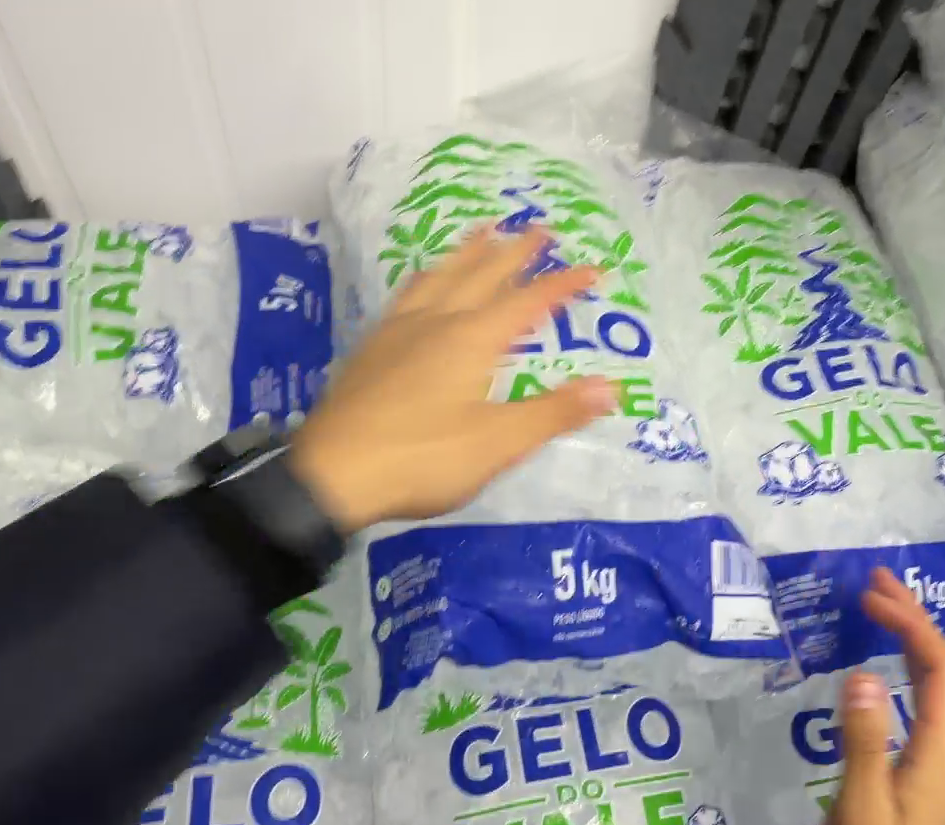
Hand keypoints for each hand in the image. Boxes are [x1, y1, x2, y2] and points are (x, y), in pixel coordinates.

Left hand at [289, 228, 614, 532]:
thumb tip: (611, 387)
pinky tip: (423, 285)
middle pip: (482, 274)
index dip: (562, 284)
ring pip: (440, 276)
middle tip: (540, 229)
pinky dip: (430, 277)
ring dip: (468, 252)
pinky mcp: (373, 348)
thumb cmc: (424, 459)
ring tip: (483, 232)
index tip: (593, 268)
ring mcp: (399, 331)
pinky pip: (409, 295)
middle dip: (515, 251)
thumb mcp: (499, 444)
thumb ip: (554, 413)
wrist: (333, 474)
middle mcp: (436, 322)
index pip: (528, 302)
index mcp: (472, 340)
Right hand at [822, 567, 944, 824]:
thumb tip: (861, 675)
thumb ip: (862, 742)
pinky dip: (906, 667)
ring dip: (911, 640)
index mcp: (941, 749)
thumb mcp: (859, 807)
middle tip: (875, 583)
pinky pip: (924, 700)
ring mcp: (940, 757)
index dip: (911, 625)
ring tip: (879, 607)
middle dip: (914, 620)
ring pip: (936, 683)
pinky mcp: (925, 766)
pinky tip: (885, 663)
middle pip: (943, 668)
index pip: (940, 669)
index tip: (872, 598)